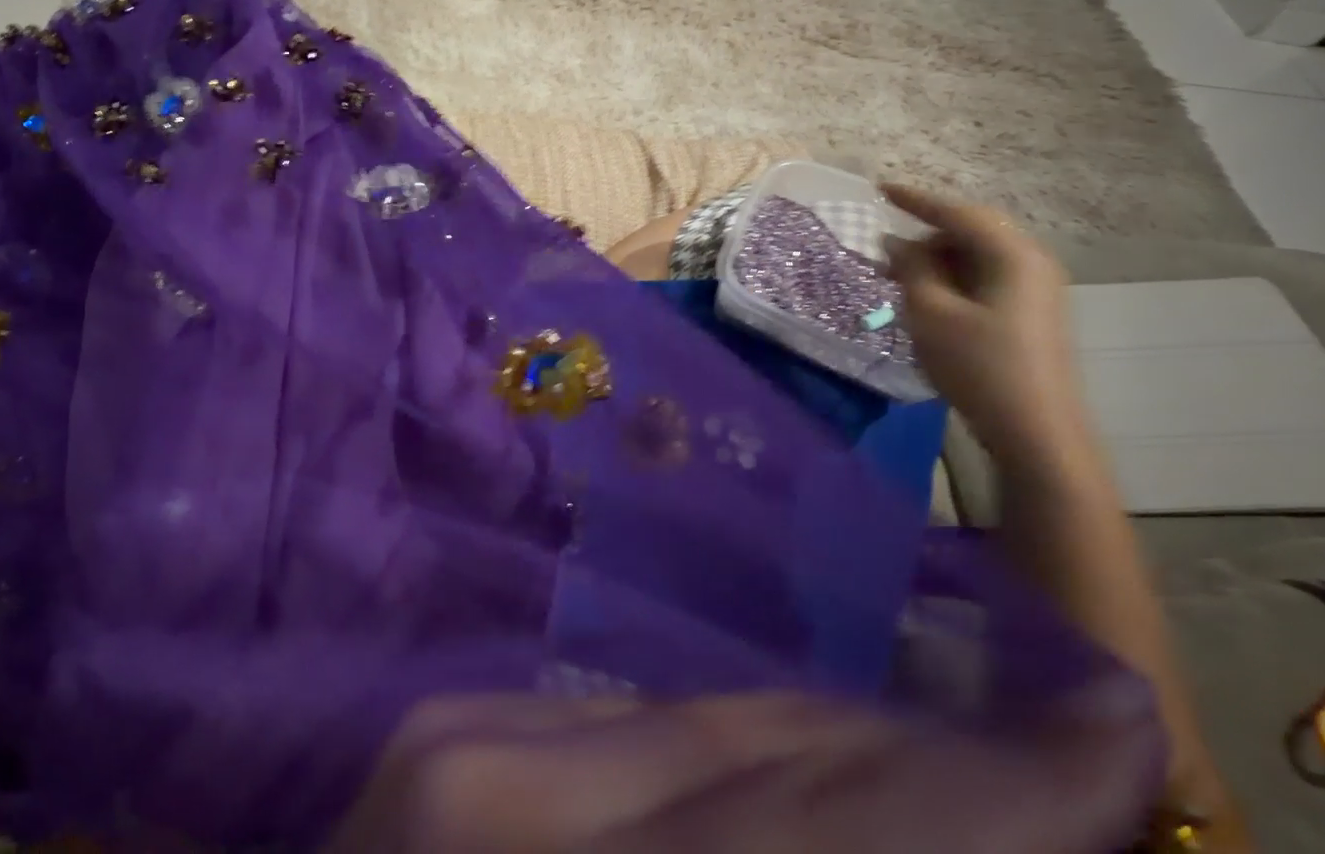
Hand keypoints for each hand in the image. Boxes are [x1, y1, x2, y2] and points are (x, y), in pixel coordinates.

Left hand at [324, 692, 1157, 852]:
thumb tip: (950, 820)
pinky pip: (620, 716)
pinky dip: (709, 746)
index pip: (831, 813)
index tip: (1112, 725)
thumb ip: (817, 845)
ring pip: (698, 713)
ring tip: (922, 762)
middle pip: (769, 741)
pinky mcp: (440, 724)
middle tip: (1043, 759)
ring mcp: (458, 740)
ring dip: (819, 742)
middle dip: (920, 756)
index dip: (998, 782)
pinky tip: (764, 771)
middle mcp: (511, 790)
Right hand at [881, 186, 1082, 454]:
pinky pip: (984, 277)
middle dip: (926, 231)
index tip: (879, 189)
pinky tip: (925, 295)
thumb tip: (898, 243)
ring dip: (936, 258)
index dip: (917, 199)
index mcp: (1013, 256)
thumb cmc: (978, 365)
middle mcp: (1032, 262)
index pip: (960, 213)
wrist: (1034, 426)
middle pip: (973, 231)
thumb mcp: (931, 314)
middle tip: (884, 241)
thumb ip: (913, 270)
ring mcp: (1035, 289)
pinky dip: (951, 277)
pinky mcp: (1028, 313)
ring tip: (896, 273)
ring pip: (978, 256)